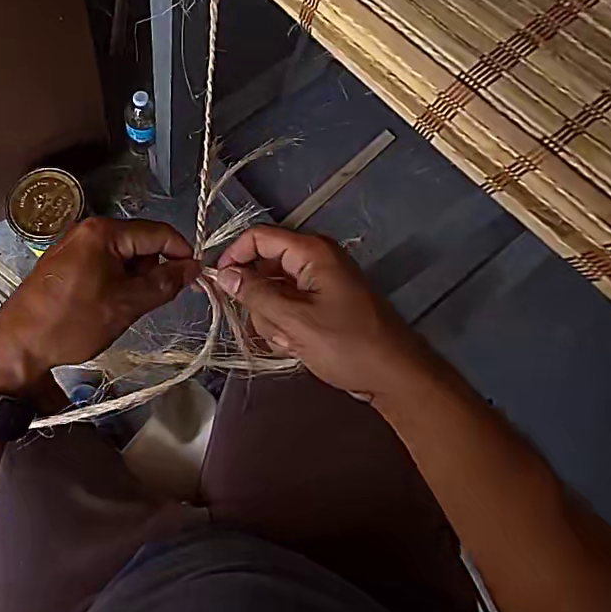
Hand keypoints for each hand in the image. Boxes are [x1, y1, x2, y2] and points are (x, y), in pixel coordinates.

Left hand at [0, 217, 199, 393]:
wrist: (16, 346)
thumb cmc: (71, 323)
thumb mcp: (127, 304)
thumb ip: (165, 283)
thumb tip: (193, 268)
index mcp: (104, 232)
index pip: (159, 233)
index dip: (181, 254)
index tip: (194, 278)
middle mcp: (89, 230)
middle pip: (141, 243)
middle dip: (153, 270)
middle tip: (150, 301)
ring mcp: (75, 244)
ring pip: (124, 256)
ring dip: (134, 279)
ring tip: (123, 307)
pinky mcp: (66, 261)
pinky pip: (105, 263)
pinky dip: (116, 281)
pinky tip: (106, 305)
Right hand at [214, 225, 433, 402]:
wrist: (392, 374)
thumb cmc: (348, 344)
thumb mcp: (295, 320)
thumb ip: (256, 294)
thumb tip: (224, 275)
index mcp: (312, 251)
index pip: (259, 237)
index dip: (234, 256)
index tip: (218, 285)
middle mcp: (315, 259)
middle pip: (264, 266)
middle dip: (260, 300)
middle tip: (273, 327)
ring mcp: (319, 282)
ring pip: (273, 291)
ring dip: (273, 319)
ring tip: (292, 341)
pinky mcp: (322, 303)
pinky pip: (288, 306)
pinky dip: (286, 326)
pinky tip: (298, 345)